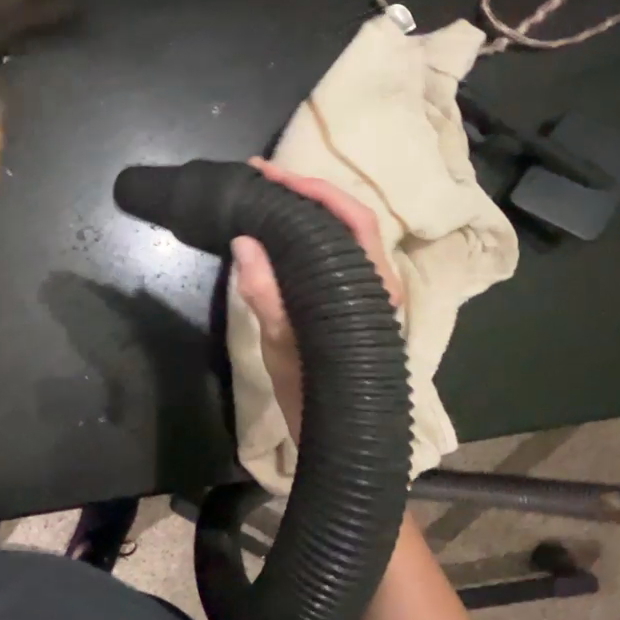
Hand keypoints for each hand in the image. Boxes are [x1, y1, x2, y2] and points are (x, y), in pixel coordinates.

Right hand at [230, 157, 402, 441]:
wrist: (338, 444)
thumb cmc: (316, 398)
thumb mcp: (283, 350)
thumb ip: (267, 297)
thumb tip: (244, 243)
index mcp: (370, 291)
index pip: (352, 220)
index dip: (313, 191)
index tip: (268, 175)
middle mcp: (375, 284)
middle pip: (349, 219)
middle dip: (305, 192)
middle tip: (258, 176)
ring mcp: (362, 293)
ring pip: (341, 235)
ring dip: (305, 209)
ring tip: (263, 192)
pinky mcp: (346, 302)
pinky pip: (329, 254)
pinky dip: (304, 232)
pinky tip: (274, 228)